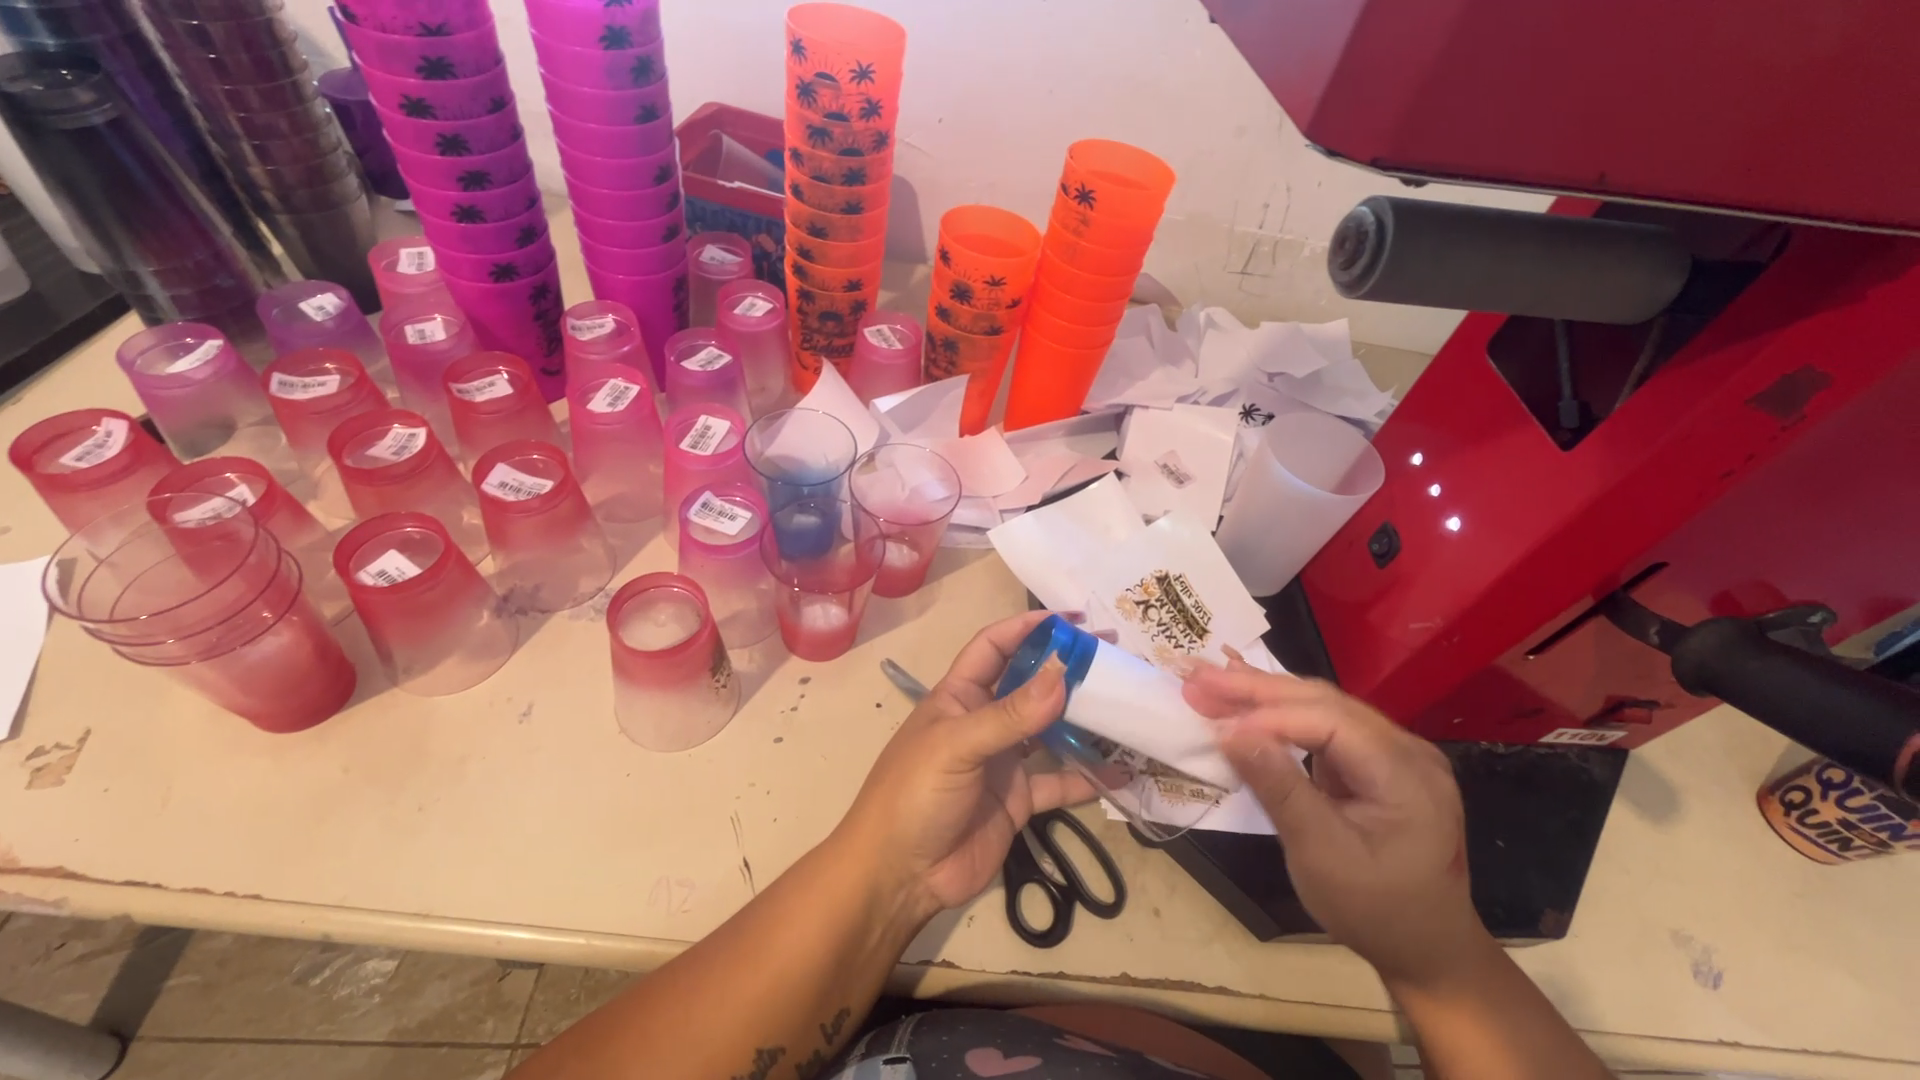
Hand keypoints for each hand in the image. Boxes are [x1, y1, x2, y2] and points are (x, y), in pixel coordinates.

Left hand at [833, 611, 1096, 921]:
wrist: (899, 875)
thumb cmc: (914, 795)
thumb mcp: (956, 747)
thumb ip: (1009, 715)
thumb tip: (1061, 675)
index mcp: (957, 696)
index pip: (994, 647)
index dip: (1027, 627)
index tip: (1071, 619)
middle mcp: (983, 722)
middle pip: (1029, 684)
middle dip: (1066, 668)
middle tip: (1114, 655)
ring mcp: (1003, 762)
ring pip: (1051, 731)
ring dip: (1084, 719)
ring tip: (1127, 703)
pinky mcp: (1019, 801)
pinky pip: (1060, 783)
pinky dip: (1089, 778)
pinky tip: (1123, 772)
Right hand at [1184, 658, 1489, 984]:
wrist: (1425, 947)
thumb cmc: (1372, 909)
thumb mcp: (1321, 856)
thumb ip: (1280, 789)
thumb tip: (1229, 733)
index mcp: (1406, 775)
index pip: (1332, 723)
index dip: (1270, 716)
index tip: (1214, 723)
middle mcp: (1408, 750)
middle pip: (1326, 703)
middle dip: (1258, 690)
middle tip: (1197, 680)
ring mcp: (1395, 753)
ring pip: (1322, 708)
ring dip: (1264, 697)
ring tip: (1210, 686)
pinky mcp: (1377, 762)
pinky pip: (1325, 726)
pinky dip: (1281, 717)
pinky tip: (1246, 707)